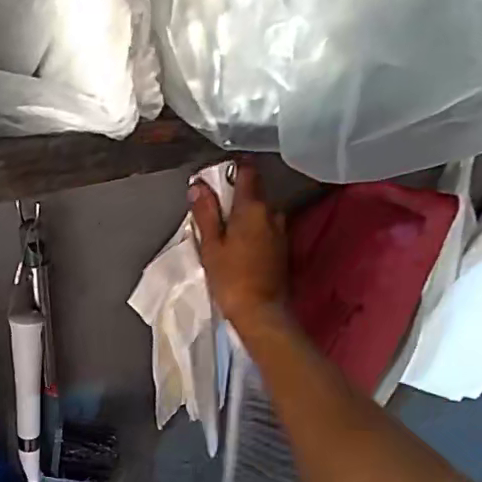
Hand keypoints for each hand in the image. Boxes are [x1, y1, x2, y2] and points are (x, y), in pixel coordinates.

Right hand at [190, 157, 289, 328]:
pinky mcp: (283, 247)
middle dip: (235, 196)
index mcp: (253, 207)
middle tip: (213, 210)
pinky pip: (265, 228)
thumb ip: (206, 214)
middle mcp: (273, 212)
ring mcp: (281, 230)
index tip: (214, 178)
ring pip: (260, 211)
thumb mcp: (211, 246)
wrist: (261, 311)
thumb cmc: (231, 278)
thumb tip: (197, 185)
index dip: (230, 169)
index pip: (247, 171)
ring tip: (225, 231)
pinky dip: (252, 230)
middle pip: (254, 192)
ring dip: (244, 215)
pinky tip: (239, 245)